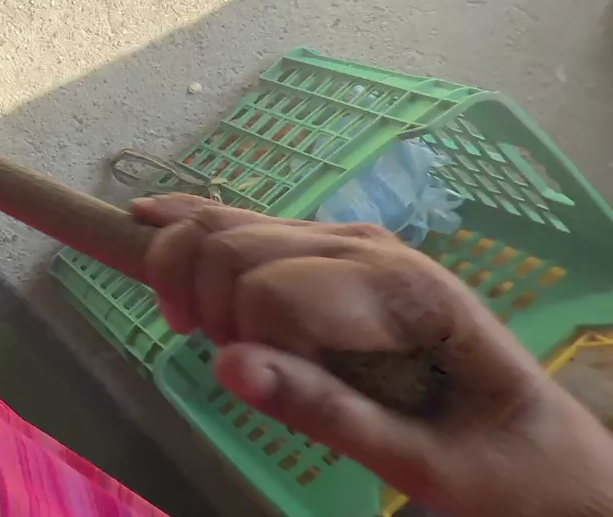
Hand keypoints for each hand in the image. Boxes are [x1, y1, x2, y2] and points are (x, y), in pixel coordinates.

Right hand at [132, 194, 612, 516]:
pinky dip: (178, 218)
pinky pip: (228, 216)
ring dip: (176, 267)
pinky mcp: (311, 242)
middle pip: (229, 246)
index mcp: (404, 288)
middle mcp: (362, 244)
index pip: (271, 290)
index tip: (264, 388)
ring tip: (187, 322)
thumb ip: (331, 414)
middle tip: (229, 362)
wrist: (545, 451)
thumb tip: (223, 367)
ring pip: (214, 223)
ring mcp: (334, 237)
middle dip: (205, 305)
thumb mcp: (431, 466)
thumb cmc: (502, 468)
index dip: (247, 341)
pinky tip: (140, 216)